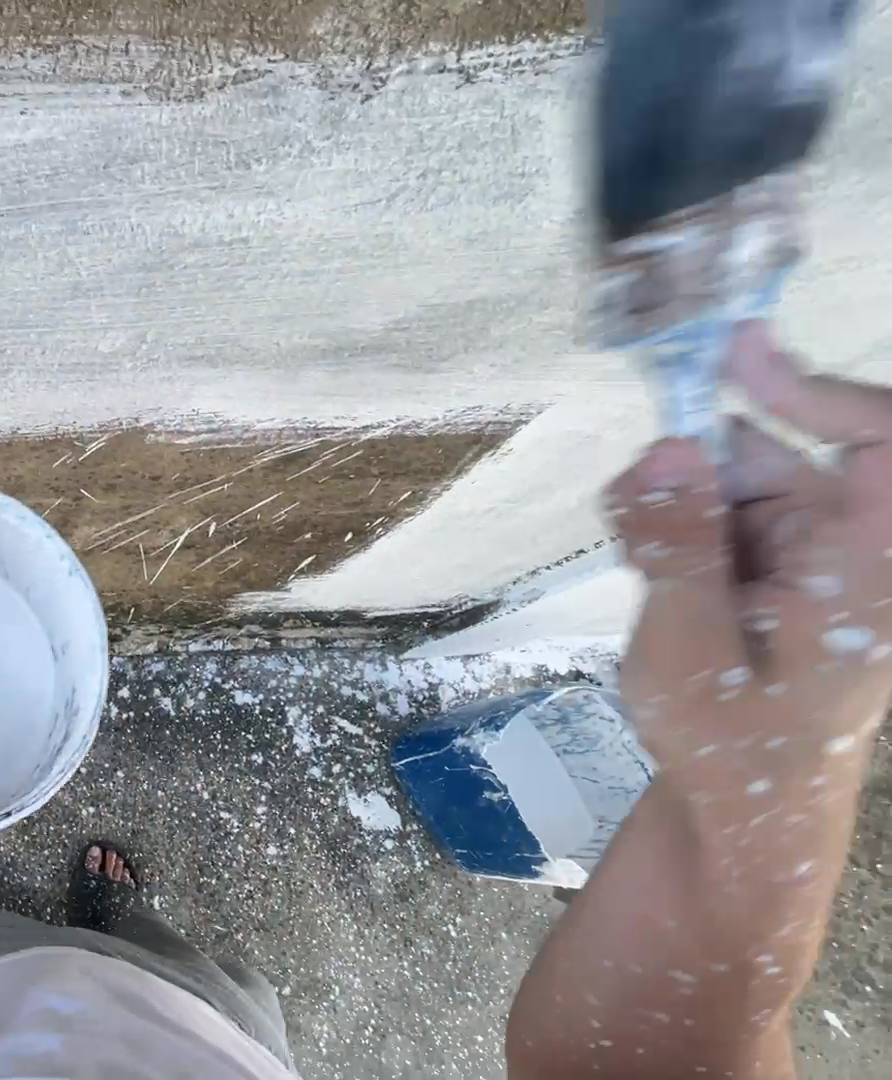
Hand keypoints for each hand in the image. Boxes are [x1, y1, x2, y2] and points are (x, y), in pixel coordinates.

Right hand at [606, 324, 890, 772]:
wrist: (739, 796)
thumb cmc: (729, 739)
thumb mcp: (686, 647)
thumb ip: (680, 548)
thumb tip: (670, 449)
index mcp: (875, 572)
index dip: (822, 391)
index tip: (731, 358)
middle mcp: (858, 550)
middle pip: (791, 459)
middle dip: (702, 466)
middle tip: (628, 502)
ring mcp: (816, 555)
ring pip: (741, 481)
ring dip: (672, 497)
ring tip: (628, 545)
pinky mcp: (774, 563)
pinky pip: (719, 510)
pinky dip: (668, 517)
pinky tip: (640, 550)